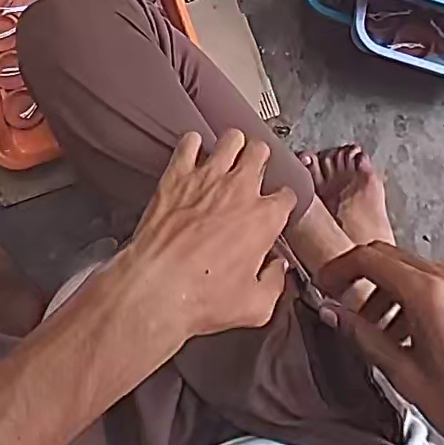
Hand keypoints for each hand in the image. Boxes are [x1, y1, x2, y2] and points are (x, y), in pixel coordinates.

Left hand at [111, 130, 295, 350]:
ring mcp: (207, 177)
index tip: (277, 205)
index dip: (283, 200)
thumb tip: (276, 272)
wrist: (157, 286)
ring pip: (230, 139)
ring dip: (233, 143)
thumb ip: (274, 283)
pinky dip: (193, 143)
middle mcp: (239, 190)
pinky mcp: (177, 175)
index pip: (286, 195)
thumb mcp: (255, 306)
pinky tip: (193, 148)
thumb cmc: (202, 296)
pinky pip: (189, 142)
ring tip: (230, 149)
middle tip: (255, 163)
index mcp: (263, 218)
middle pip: (260, 152)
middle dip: (260, 156)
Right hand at [316, 242, 443, 444]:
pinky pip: (430, 286)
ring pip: (408, 270)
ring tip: (369, 328)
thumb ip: (363, 336)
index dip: (339, 269)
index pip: (369, 258)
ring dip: (382, 290)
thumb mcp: (405, 375)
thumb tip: (332, 314)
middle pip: (388, 256)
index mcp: (430, 293)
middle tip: (338, 301)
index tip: (324, 285)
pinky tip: (399, 335)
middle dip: (358, 275)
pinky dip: (406, 299)